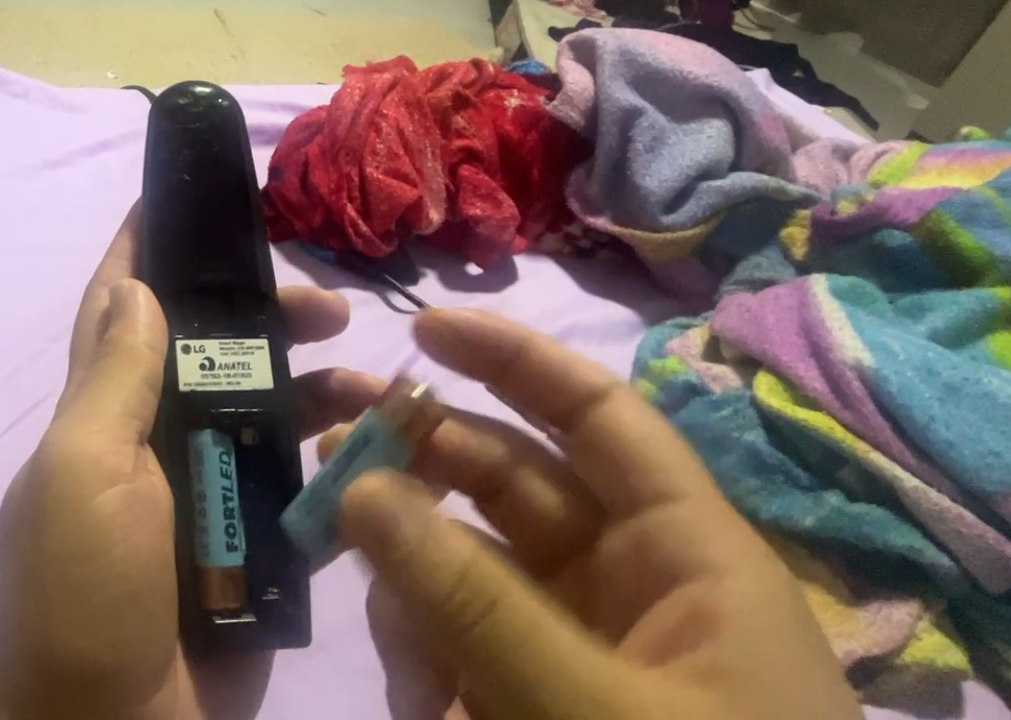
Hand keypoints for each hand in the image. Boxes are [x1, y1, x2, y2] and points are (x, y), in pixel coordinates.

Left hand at [0, 206, 383, 719]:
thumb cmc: (86, 590)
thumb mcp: (84, 472)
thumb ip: (109, 379)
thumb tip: (132, 281)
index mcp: (106, 411)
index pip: (119, 307)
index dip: (146, 246)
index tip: (186, 193)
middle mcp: (154, 437)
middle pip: (215, 350)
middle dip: (268, 316)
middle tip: (331, 307)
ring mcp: (207, 490)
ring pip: (270, 411)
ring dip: (320, 387)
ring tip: (376, 384)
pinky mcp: (251, 543)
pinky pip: (303, 484)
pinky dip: (340, 458)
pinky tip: (384, 447)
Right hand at [329, 308, 860, 719]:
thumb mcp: (586, 713)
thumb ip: (467, 596)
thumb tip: (359, 483)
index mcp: (684, 557)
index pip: (596, 416)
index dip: (512, 358)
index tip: (418, 329)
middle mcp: (625, 581)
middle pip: (505, 475)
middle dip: (416, 448)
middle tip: (325, 427)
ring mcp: (568, 640)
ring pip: (461, 553)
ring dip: (404, 564)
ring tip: (373, 607)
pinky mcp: (522, 693)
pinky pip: (451, 631)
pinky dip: (416, 644)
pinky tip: (414, 694)